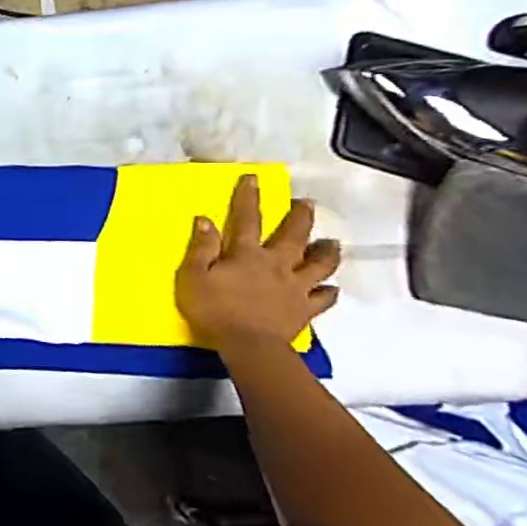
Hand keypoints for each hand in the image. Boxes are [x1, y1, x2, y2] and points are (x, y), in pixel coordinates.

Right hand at [175, 174, 341, 358]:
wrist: (249, 346)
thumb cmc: (215, 309)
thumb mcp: (194, 276)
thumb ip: (201, 248)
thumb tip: (205, 219)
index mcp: (247, 254)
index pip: (247, 219)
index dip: (249, 197)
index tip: (253, 179)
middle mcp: (276, 265)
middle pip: (293, 236)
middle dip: (300, 218)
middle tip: (307, 204)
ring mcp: (295, 288)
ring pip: (319, 265)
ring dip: (326, 252)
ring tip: (332, 243)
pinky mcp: (305, 309)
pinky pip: (323, 298)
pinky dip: (329, 291)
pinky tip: (332, 288)